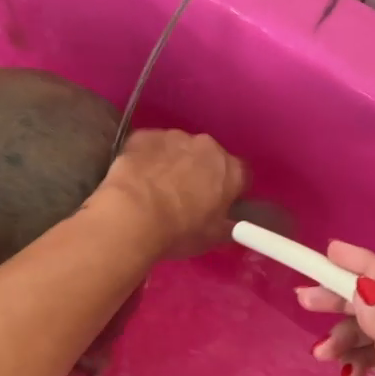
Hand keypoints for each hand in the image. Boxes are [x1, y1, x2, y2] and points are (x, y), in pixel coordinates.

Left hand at [93, 129, 246, 258]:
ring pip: (178, 150)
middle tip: (184, 200)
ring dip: (172, 165)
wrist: (133, 216)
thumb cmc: (179, 231)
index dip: (230, 191)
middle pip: (208, 158)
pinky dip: (147, 159)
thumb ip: (226, 227)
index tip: (218, 205)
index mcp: (231, 171)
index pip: (241, 177)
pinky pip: (150, 147)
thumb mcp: (211, 239)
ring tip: (155, 191)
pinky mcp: (144, 136)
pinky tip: (137, 180)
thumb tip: (231, 226)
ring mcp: (174, 137)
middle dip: (200, 174)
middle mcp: (207, 146)